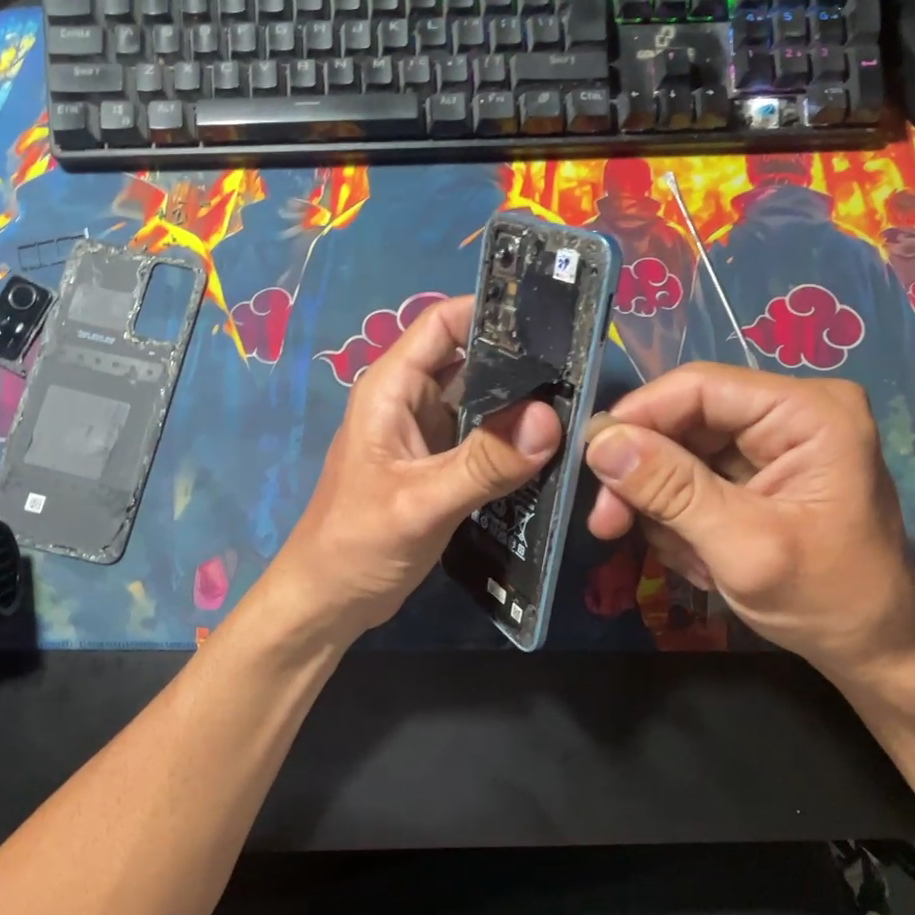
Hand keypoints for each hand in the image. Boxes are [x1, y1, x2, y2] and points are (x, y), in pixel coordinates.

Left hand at [264, 296, 560, 643]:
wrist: (330, 602)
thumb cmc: (357, 545)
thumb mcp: (422, 503)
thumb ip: (484, 463)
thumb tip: (551, 419)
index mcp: (391, 389)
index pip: (444, 323)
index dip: (493, 312)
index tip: (554, 319)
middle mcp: (410, 400)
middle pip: (471, 357)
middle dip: (522, 357)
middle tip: (584, 367)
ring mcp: (427, 433)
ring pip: (482, 399)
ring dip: (522, 400)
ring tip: (581, 400)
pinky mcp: (440, 465)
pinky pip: (484, 436)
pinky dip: (514, 437)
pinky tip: (553, 444)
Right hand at [584, 363, 914, 678]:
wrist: (873, 649)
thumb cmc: (826, 598)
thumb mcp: (743, 546)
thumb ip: (671, 490)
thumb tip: (600, 443)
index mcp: (808, 412)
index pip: (699, 387)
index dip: (637, 416)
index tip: (590, 460)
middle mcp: (789, 412)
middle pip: (682, 419)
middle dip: (644, 475)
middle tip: (607, 523)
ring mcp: (772, 443)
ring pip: (677, 451)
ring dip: (662, 507)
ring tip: (685, 559)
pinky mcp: (757, 472)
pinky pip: (691, 477)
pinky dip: (679, 518)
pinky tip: (698, 557)